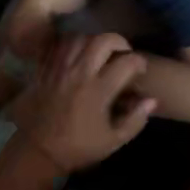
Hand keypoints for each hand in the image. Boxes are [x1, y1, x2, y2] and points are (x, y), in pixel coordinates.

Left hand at [17, 34, 154, 172]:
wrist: (38, 152)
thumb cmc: (78, 147)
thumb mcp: (112, 142)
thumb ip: (135, 120)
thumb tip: (151, 100)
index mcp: (99, 92)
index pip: (126, 63)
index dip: (139, 62)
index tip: (140, 69)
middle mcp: (80, 74)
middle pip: (103, 41)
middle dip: (119, 42)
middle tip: (122, 52)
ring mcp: (60, 69)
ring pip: (80, 38)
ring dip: (94, 40)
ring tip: (100, 51)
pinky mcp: (45, 69)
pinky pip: (59, 45)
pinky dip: (72, 43)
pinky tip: (78, 52)